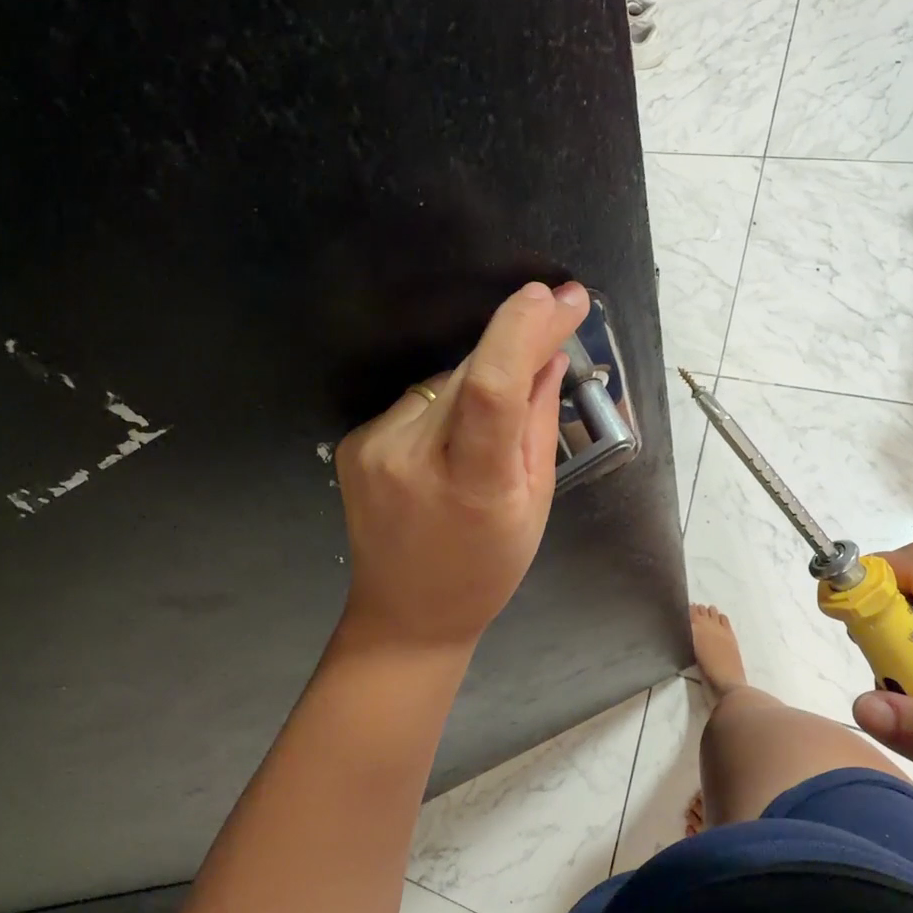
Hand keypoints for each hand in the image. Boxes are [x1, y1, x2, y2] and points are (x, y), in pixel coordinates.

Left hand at [333, 281, 588, 649]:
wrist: (405, 614)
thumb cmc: (485, 568)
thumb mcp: (535, 505)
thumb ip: (539, 422)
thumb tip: (550, 355)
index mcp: (470, 484)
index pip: (490, 389)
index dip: (521, 333)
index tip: (557, 299)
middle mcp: (411, 457)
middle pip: (468, 371)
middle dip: (515, 342)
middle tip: (556, 319)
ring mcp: (374, 447)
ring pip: (443, 380)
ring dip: (477, 381)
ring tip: (489, 426)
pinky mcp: (355, 441)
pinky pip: (417, 399)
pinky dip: (444, 404)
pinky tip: (449, 440)